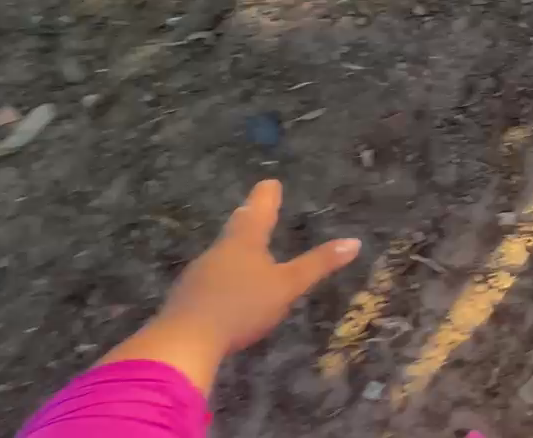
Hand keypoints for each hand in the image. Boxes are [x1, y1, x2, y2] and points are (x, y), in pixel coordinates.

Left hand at [101, 180, 360, 391]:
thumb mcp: (288, 286)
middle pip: (235, 232)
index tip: (268, 183)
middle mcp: (217, 255)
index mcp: (243, 243)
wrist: (177, 350)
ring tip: (243, 248)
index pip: (258, 212)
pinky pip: (208, 282)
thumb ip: (319, 264)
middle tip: (250, 209)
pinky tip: (225, 289)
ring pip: (220, 257)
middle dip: (246, 220)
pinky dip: (221, 278)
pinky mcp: (183, 305)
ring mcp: (195, 280)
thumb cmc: (240, 307)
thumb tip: (355, 242)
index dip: (266, 197)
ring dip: (233, 250)